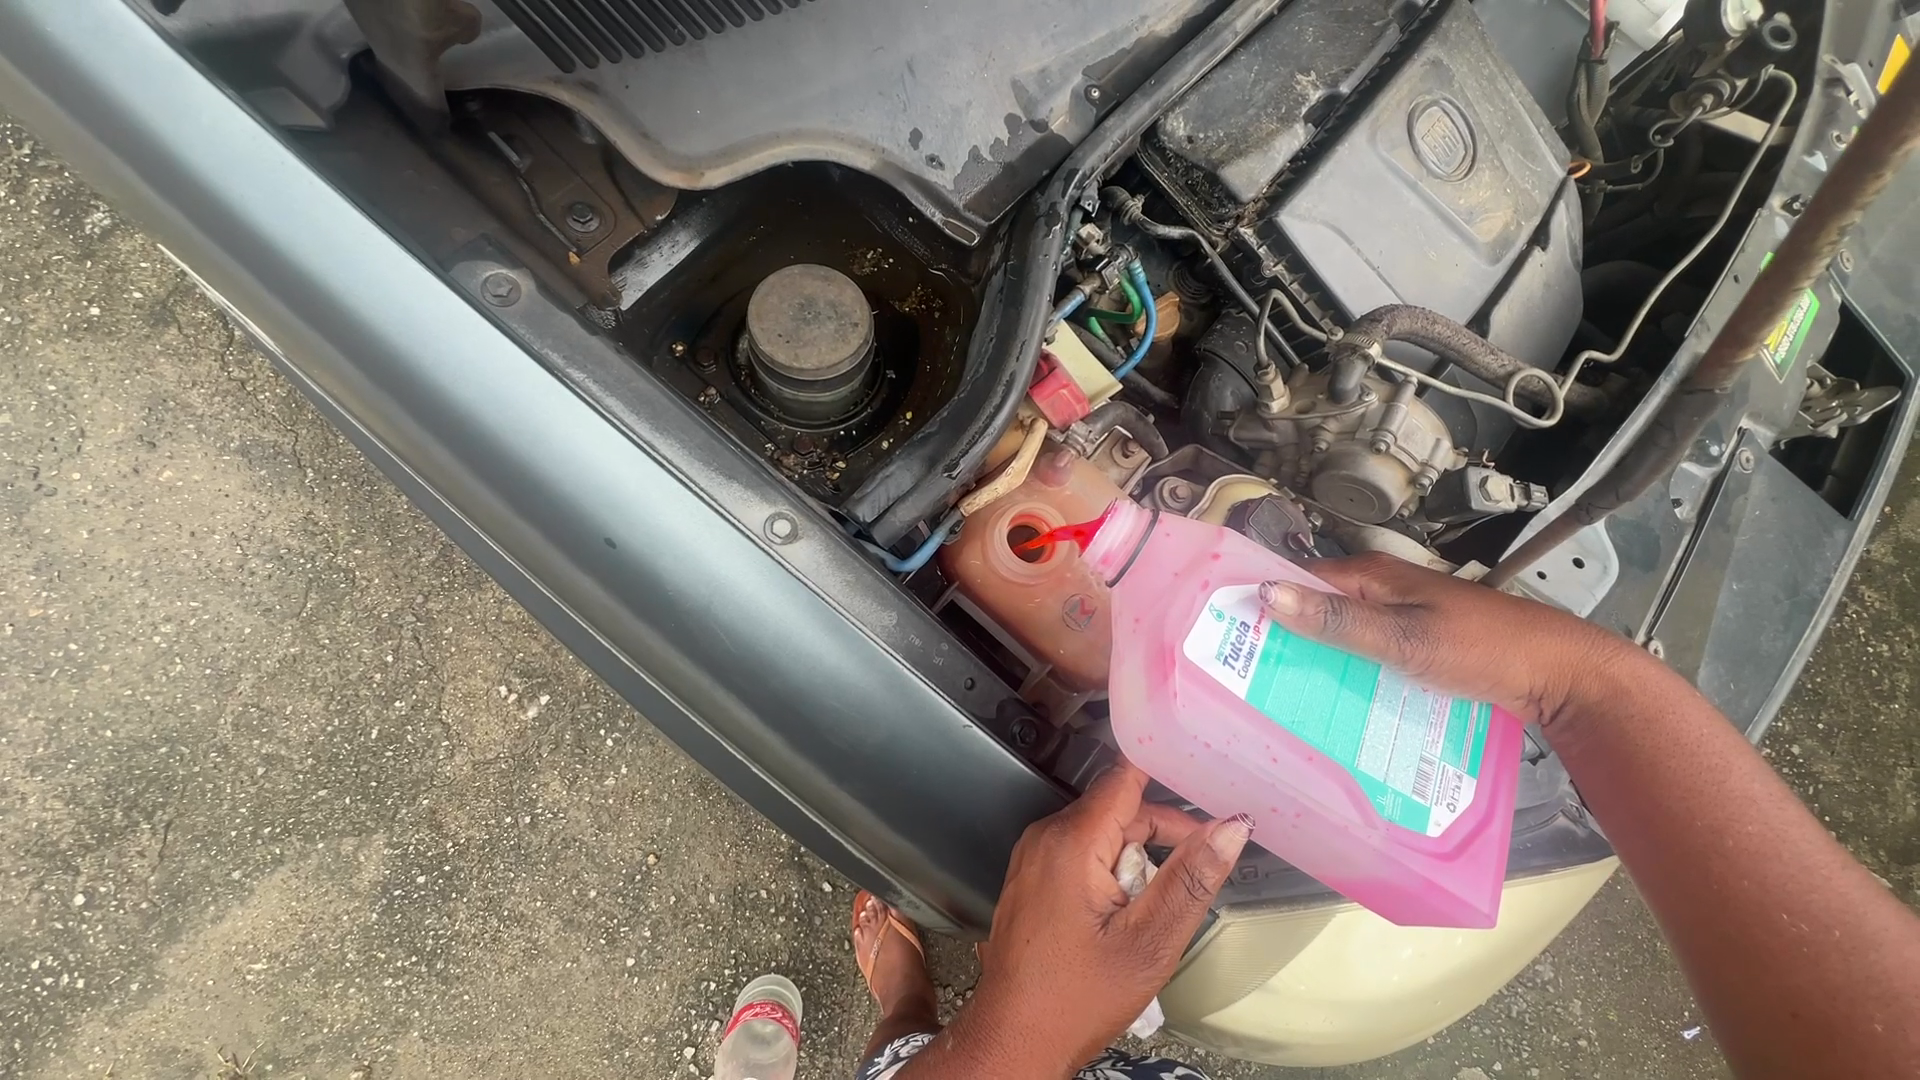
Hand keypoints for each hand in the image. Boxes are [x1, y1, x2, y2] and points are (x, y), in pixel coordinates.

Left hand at [951, 763, 1249, 1077]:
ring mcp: (1034, 854)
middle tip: (1197, 868)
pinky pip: (1081, 850)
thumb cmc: (1074, 998)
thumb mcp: (1148, 943)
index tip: (1202, 772)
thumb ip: (1190, 880)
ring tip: (1153, 906)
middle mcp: (1046, 835)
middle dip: (1161, 832)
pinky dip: (1111, 868)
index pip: (1124, 777)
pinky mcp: (1033, 874)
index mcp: (1071, 841)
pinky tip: (1123, 910)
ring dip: (1137, 855)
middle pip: (1116, 807)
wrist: (1014, 1038)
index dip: (1166, 771)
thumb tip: (1230, 828)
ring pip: (1101, 830)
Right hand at [1258, 552, 1641, 728]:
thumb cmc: (1481, 651)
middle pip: (1315, 605)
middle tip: (1244, 668)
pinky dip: (1342, 664)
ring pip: (1338, 629)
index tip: (1227, 630)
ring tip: (1276, 686)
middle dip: (1282, 631)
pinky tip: (1331, 694)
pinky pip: (1362, 648)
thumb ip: (1335, 620)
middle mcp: (1380, 588)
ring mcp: (1400, 614)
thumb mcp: (1402, 639)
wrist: (1564, 675)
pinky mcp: (1416, 641)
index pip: (1296, 578)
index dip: (1262, 598)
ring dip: (1311, 651)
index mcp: (1371, 577)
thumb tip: (1265, 591)